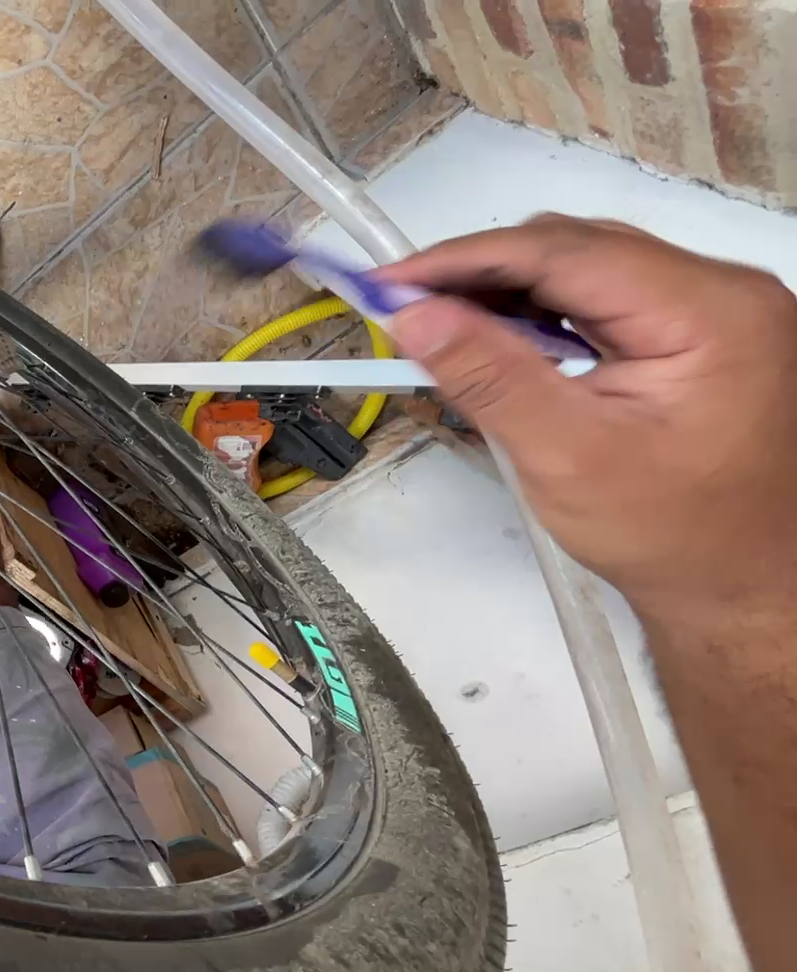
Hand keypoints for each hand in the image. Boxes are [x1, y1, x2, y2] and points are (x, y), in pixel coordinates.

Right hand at [380, 214, 796, 619]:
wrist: (736, 573)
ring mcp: (704, 311)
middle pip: (574, 249)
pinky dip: (526, 313)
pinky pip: (590, 302)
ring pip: (578, 270)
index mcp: (706, 311)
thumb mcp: (560, 451)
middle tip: (397, 303)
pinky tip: (486, 340)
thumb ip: (487, 375)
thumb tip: (414, 316)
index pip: (565, 252)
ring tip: (430, 323)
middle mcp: (716, 292)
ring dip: (496, 290)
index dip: (464, 258)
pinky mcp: (681, 335)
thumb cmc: (661, 524)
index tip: (386, 280)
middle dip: (476, 269)